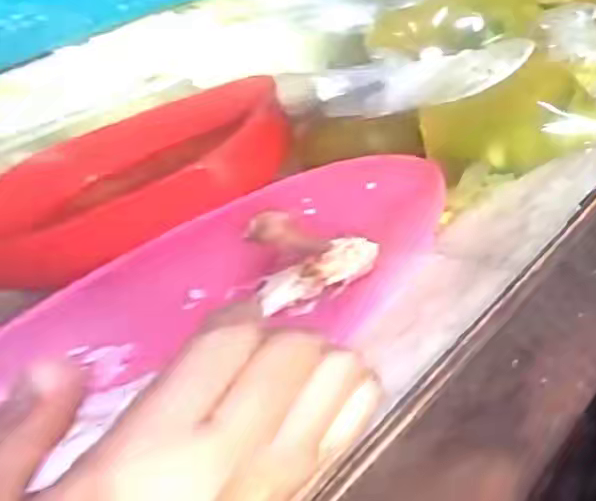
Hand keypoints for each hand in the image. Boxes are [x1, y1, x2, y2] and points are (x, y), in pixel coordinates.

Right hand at [0, 312, 380, 500]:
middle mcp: (232, 459)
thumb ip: (24, 439)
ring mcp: (284, 477)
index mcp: (146, 459)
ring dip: (316, 361)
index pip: (231, 342)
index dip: (235, 316)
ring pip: (343, 368)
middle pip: (296, 348)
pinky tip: (305, 405)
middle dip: (274, 338)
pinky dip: (346, 390)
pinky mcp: (313, 488)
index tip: (230, 315)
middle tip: (242, 358)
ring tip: (275, 381)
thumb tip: (56, 366)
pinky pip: (360, 409)